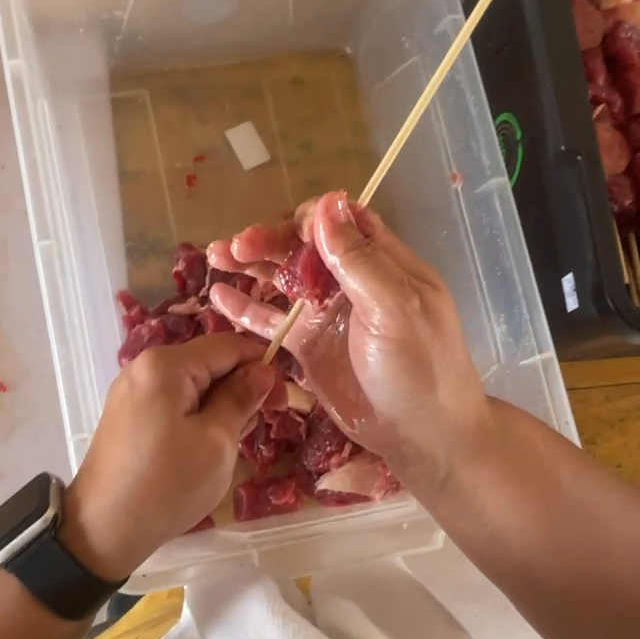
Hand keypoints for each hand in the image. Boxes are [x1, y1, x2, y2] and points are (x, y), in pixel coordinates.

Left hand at [60, 333, 278, 580]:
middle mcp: (144, 367)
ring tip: (235, 442)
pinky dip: (197, 415)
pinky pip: (173, 402)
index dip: (263, 365)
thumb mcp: (217, 441)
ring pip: (192, 384)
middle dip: (240, 386)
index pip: (228, 345)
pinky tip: (207, 445)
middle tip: (262, 425)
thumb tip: (262, 369)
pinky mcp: (128, 416)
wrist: (103, 530)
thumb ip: (241, 398)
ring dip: (220, 404)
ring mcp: (132, 391)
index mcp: (166, 365)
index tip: (286, 398)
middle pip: (208, 362)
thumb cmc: (167, 485)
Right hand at [207, 191, 491, 491]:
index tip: (286, 230)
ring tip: (217, 256)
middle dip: (270, 240)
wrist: (422, 435)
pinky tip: (218, 296)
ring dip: (251, 265)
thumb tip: (327, 203)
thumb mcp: (395, 309)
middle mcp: (350, 283)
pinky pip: (271, 321)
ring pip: (282, 279)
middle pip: (303, 248)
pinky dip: (245, 308)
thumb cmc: (420, 368)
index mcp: (381, 264)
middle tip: (237, 246)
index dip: (311, 218)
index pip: (342, 222)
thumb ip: (359, 259)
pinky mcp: (308, 346)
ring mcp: (326, 315)